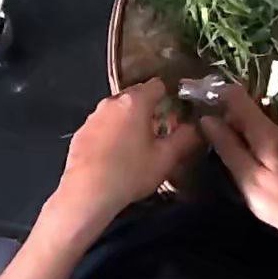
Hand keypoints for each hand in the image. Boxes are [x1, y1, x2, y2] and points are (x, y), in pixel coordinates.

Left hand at [52, 78, 200, 227]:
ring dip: (128, 121)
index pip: (157, 85)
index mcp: (135, 102)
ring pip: (117, 111)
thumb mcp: (166, 158)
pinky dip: (110, 134)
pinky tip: (113, 156)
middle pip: (135, 96)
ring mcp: (92, 117)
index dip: (169, 95)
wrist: (87, 193)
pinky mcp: (80, 133)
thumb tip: (197, 127)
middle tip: (159, 131)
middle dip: (148, 109)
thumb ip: (185, 138)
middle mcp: (111, 102)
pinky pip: (101, 126)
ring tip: (136, 146)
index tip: (176, 111)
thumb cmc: (131, 172)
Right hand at [199, 86, 277, 272]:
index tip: (192, 95)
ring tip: (208, 134)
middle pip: (245, 108)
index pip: (238, 97)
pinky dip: (243, 136)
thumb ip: (228, 148)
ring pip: (252, 121)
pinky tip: (233, 149)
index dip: (215, 91)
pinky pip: (260, 134)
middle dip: (220, 109)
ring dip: (231, 124)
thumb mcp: (249, 180)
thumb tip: (207, 118)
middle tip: (194, 120)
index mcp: (267, 133)